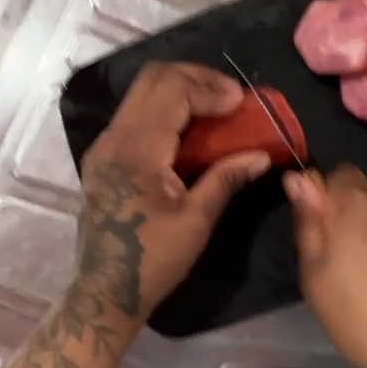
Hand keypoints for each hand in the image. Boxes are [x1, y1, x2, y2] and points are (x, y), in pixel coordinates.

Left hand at [71, 63, 272, 325]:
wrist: (105, 290)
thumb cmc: (153, 260)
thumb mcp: (196, 221)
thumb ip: (226, 178)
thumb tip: (263, 155)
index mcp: (136, 151)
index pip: (172, 92)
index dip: (210, 88)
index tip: (241, 101)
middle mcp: (113, 139)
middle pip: (152, 79)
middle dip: (195, 78)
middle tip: (229, 95)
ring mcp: (104, 146)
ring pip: (141, 93)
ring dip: (179, 90)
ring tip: (215, 105)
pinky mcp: (103, 157)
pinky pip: (134, 114)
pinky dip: (165, 108)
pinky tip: (190, 126)